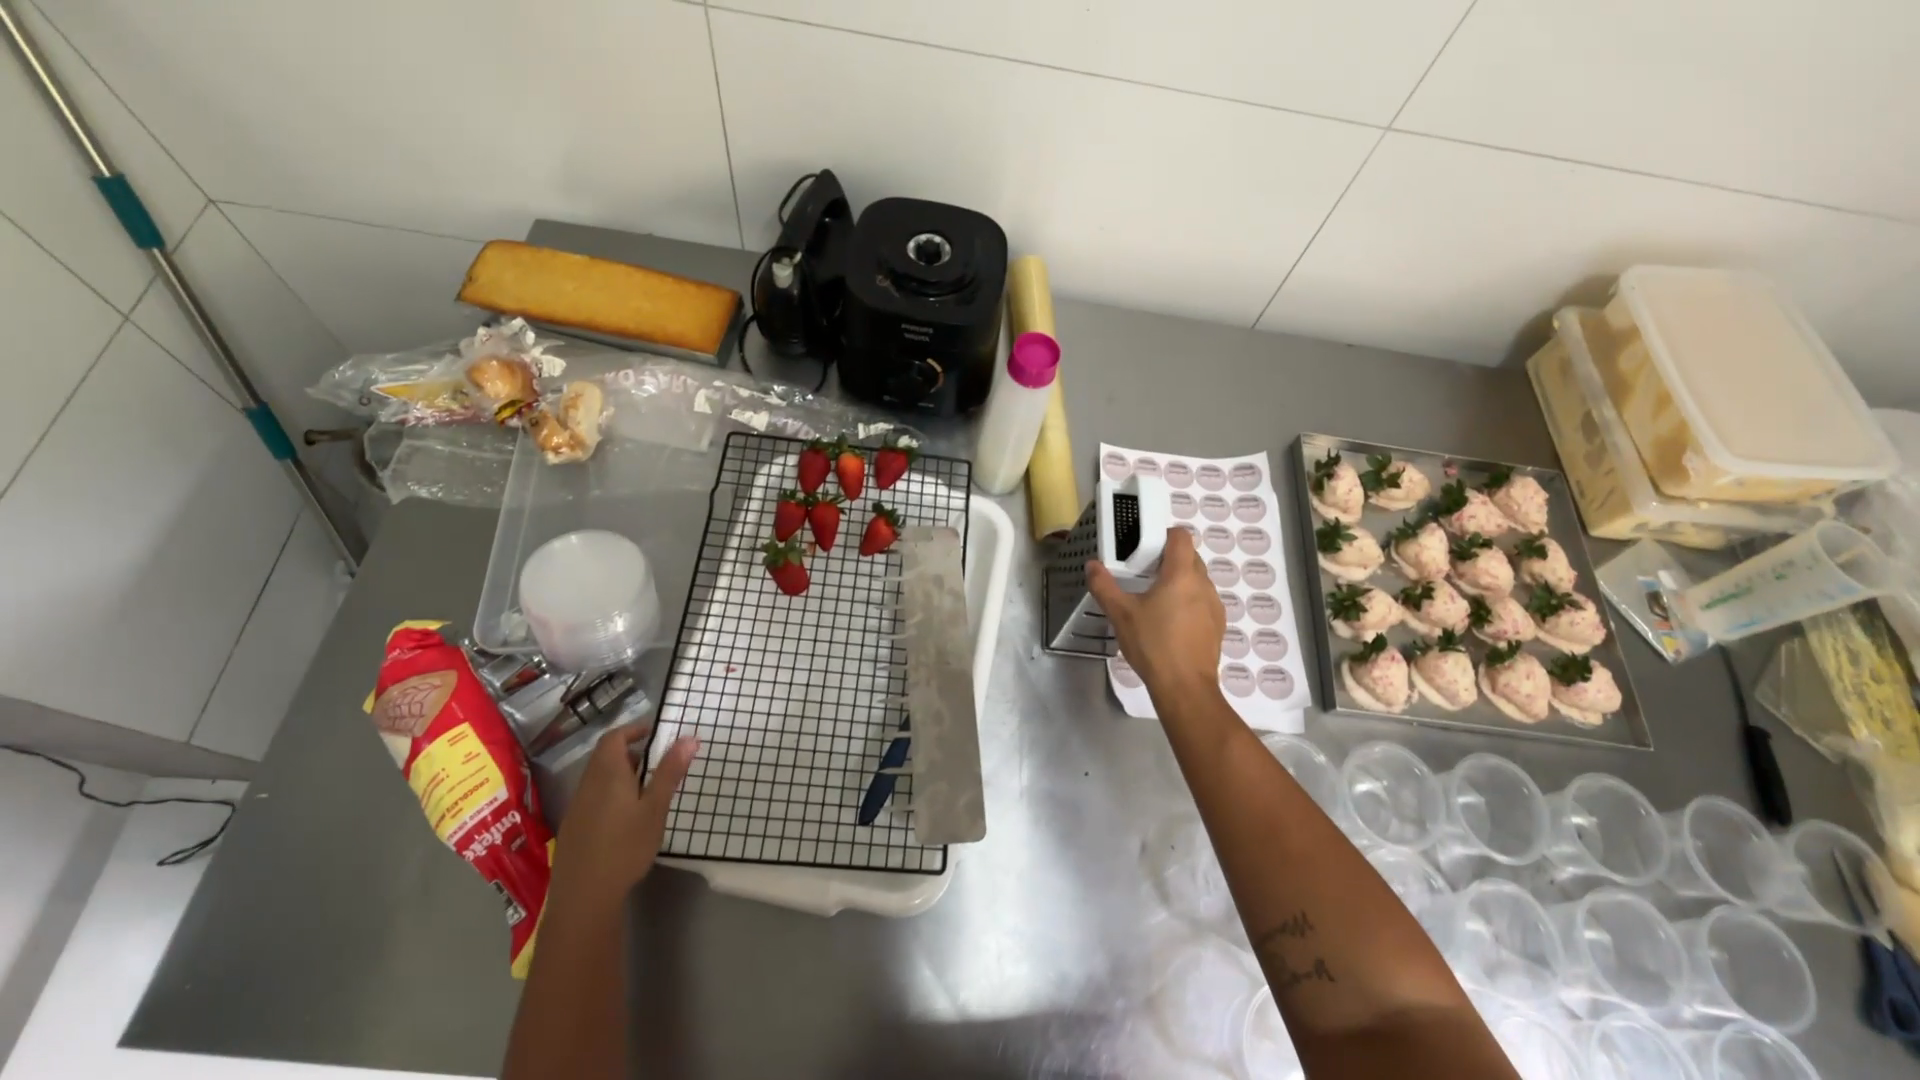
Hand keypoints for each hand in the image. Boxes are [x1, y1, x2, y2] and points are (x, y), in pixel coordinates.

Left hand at [548, 725, 697, 915]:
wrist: (584, 895)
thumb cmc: (625, 846)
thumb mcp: (655, 808)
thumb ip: (670, 772)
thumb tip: (688, 737)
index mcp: (607, 773)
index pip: (614, 737)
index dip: (633, 729)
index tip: (654, 732)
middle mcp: (587, 784)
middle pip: (604, 756)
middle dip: (630, 752)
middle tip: (657, 763)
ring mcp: (576, 806)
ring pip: (598, 778)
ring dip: (620, 774)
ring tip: (646, 791)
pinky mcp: (573, 827)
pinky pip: (592, 797)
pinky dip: (610, 793)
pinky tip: (624, 819)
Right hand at [1086, 527, 1225, 700]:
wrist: (1185, 687)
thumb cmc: (1153, 645)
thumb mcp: (1121, 614)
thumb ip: (1104, 586)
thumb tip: (1092, 566)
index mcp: (1181, 574)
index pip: (1181, 537)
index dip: (1164, 535)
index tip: (1145, 546)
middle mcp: (1203, 584)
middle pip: (1190, 557)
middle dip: (1168, 559)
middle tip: (1142, 573)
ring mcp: (1214, 605)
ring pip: (1197, 581)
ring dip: (1179, 582)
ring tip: (1154, 600)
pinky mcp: (1217, 625)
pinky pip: (1202, 602)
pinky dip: (1187, 603)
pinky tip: (1169, 623)